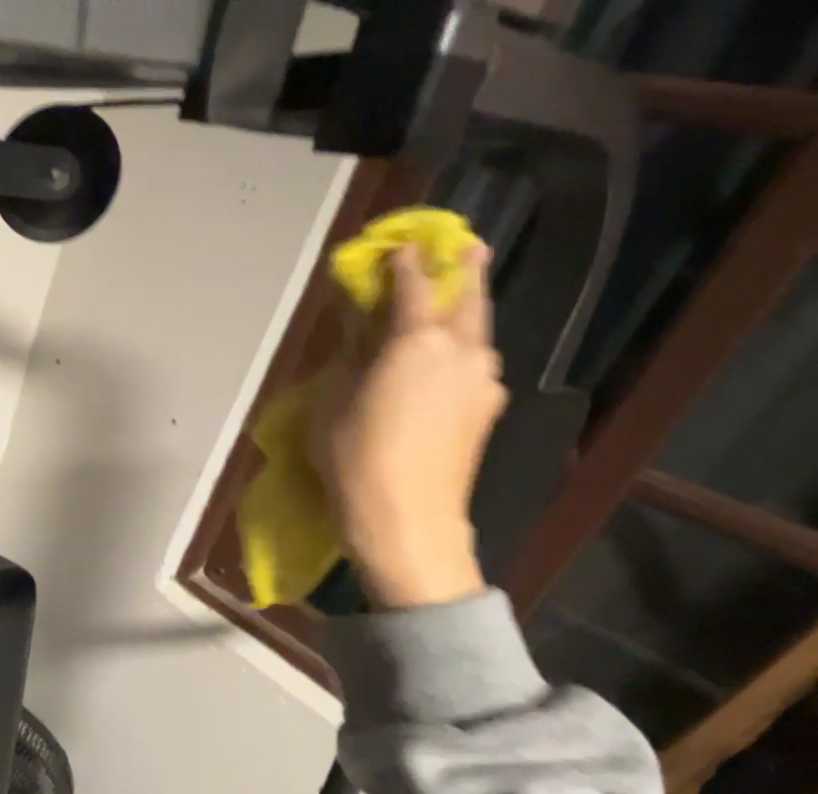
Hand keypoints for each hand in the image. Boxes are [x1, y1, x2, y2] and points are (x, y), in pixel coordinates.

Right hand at [317, 243, 505, 609]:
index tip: (396, 245)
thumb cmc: (355, 459)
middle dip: (463, 267)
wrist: (407, 519)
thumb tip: (360, 330)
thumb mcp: (333, 404)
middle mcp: (461, 349)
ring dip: (467, 309)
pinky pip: (477, 362)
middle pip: (469, 295)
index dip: (403, 262)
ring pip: (479, 329)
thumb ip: (351, 357)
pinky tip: (448, 358)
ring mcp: (483, 379)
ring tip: (453, 300)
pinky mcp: (488, 408)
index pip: (413, 285)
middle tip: (461, 246)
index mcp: (416, 341)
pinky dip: (464, 347)